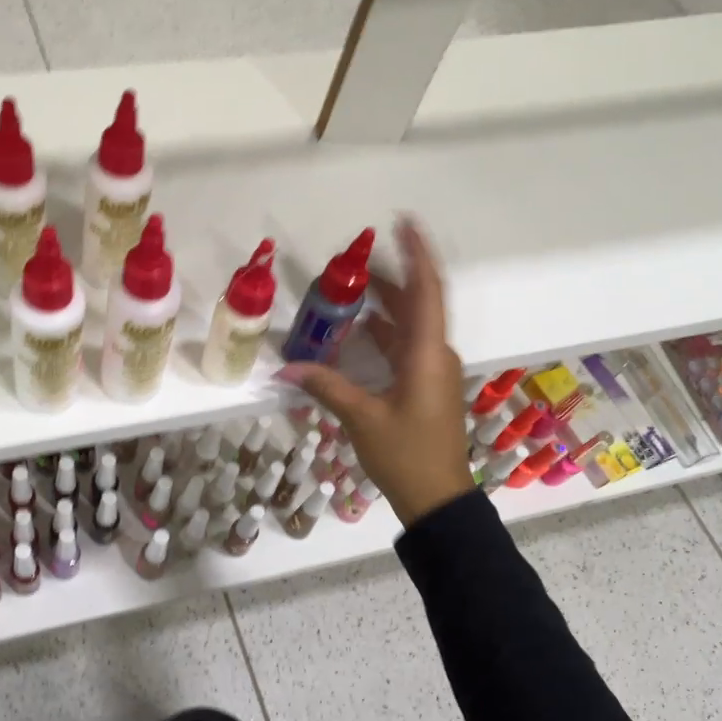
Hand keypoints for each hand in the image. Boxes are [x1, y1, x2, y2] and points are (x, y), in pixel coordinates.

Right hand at [279, 216, 474, 524]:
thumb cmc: (406, 455)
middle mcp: (435, 354)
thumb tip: (285, 370)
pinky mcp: (424, 388)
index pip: (426, 291)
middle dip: (390, 276)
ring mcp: (432, 372)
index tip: (402, 222)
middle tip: (357, 258)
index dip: (416, 254)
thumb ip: (326, 388)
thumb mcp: (362, 419)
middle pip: (417, 303)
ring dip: (385, 305)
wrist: (436, 498)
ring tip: (352, 287)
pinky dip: (383, 334)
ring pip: (410, 326)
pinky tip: (357, 332)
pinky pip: (405, 348)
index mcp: (427, 354)